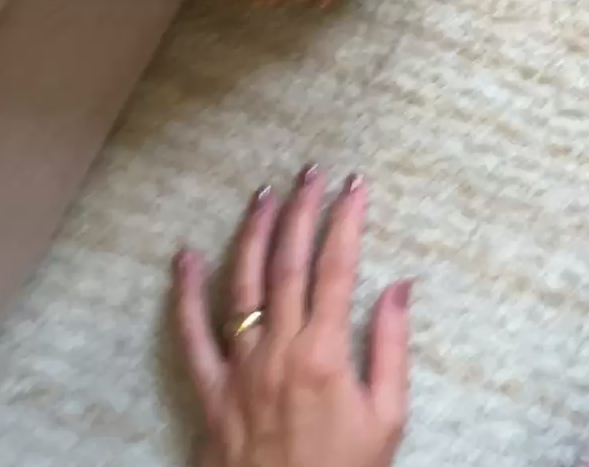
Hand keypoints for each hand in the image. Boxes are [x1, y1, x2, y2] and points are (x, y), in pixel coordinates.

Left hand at [173, 167, 411, 466]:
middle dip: (302, 210)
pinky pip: (191, 336)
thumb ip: (393, 347)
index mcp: (326, 351)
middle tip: (311, 172)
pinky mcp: (209, 393)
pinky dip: (187, 294)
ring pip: (242, 285)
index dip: (348, 219)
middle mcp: (279, 348)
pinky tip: (186, 257)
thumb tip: (402, 285)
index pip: (338, 266)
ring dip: (253, 233)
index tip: (356, 184)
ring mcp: (239, 368)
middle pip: (289, 262)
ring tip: (265, 194)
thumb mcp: (388, 417)